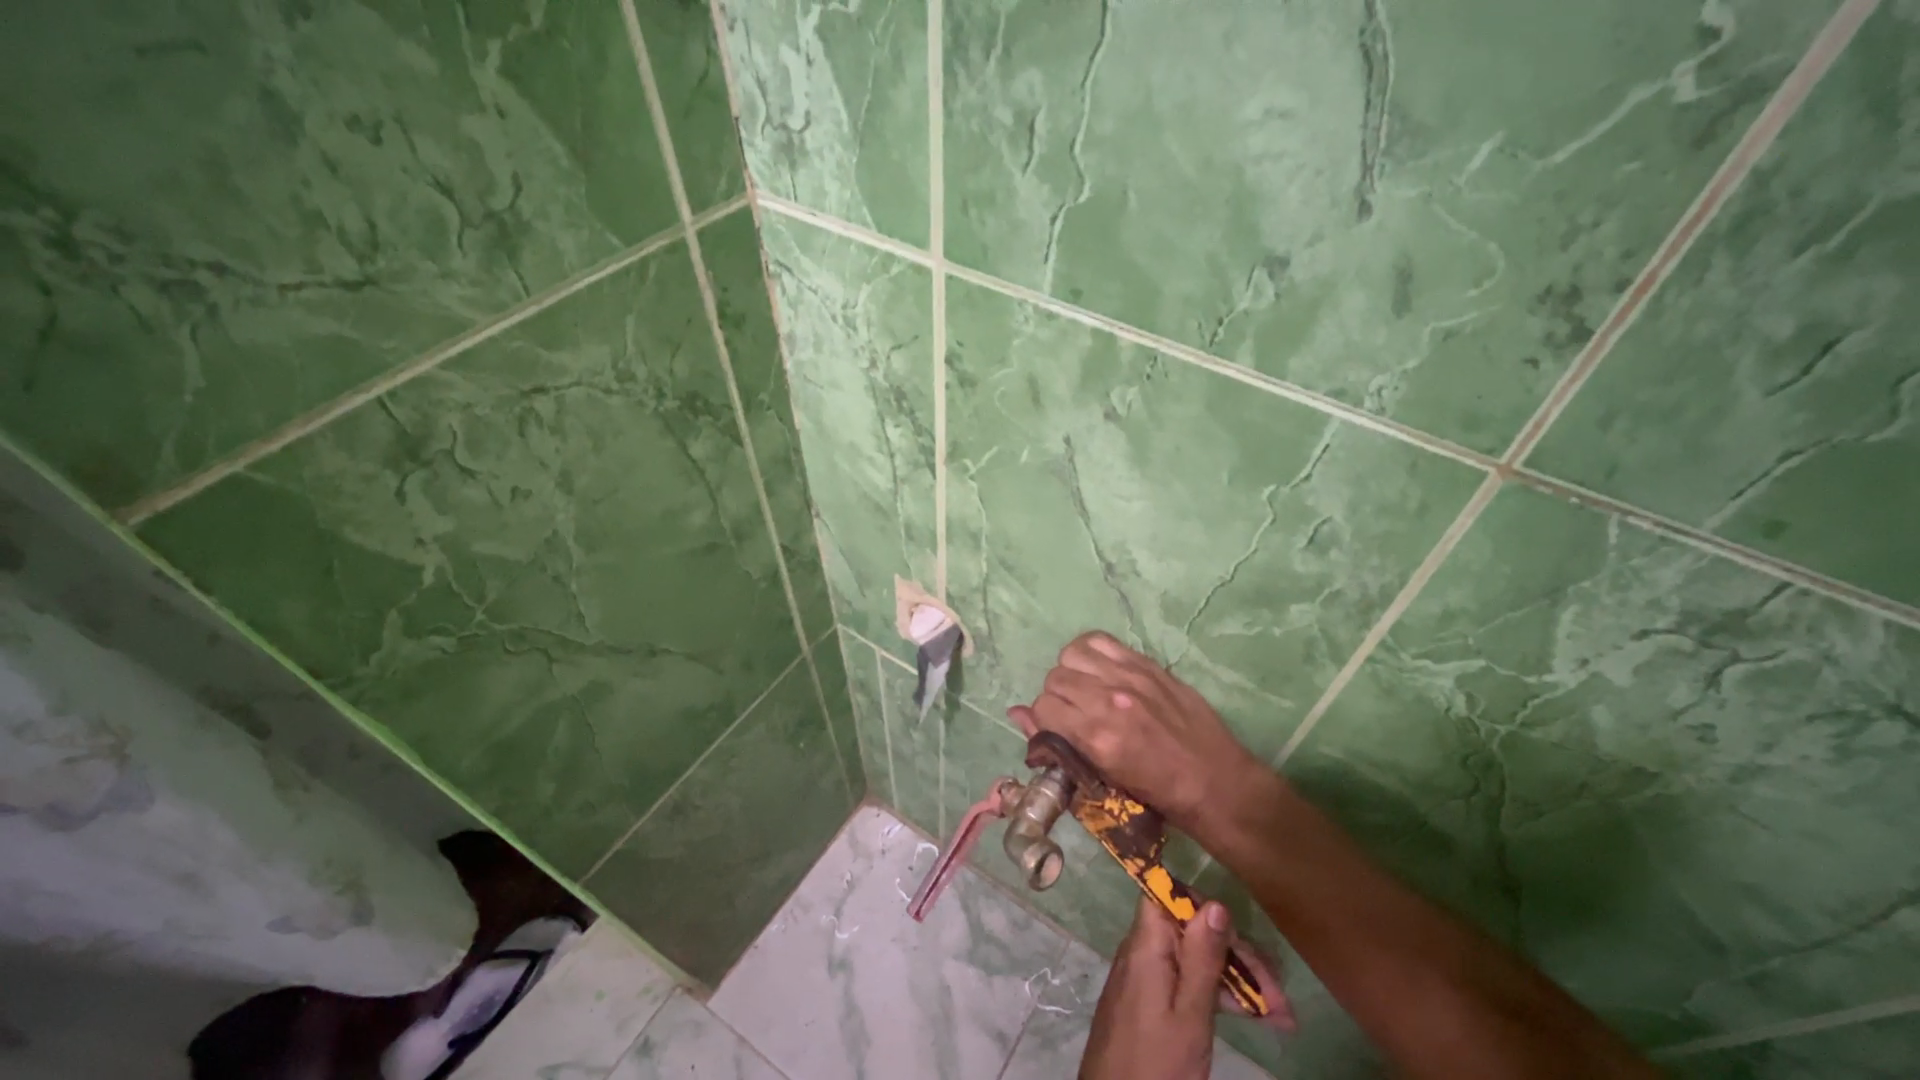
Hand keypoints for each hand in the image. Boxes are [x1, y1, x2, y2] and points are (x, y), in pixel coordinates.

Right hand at [1009, 631, 1272, 839]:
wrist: (1214, 781)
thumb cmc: (1157, 793)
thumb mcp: (1103, 777)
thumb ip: (1058, 742)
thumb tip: (1016, 713)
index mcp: (1096, 737)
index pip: (1043, 707)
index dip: (1045, 720)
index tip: (1057, 730)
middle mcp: (1109, 701)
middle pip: (1054, 678)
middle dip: (1056, 697)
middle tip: (1073, 713)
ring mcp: (1130, 678)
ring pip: (1072, 654)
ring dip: (1071, 672)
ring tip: (1086, 689)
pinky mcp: (1147, 665)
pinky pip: (1101, 641)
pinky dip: (1091, 652)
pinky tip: (1099, 670)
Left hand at [1081, 898, 1289, 1079]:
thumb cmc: (1155, 1067)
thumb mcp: (1190, 1016)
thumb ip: (1203, 959)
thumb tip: (1216, 903)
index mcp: (1146, 947)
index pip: (1168, 896)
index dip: (1205, 906)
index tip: (1242, 940)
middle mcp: (1142, 953)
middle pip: (1192, 932)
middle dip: (1239, 957)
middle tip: (1281, 999)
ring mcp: (1145, 977)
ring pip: (1195, 960)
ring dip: (1237, 981)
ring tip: (1281, 1017)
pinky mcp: (1150, 1002)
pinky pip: (1186, 982)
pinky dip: (1218, 996)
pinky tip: (1253, 1018)